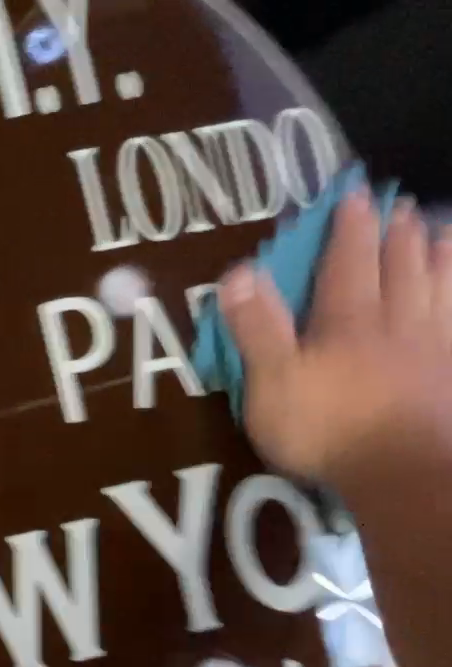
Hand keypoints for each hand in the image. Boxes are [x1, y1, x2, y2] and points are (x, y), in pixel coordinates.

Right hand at [220, 190, 451, 491]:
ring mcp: (435, 347)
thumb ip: (257, 327)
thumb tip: (238, 273)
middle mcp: (398, 324)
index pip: (347, 265)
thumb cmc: (324, 425)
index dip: (348, 230)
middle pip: (402, 269)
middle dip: (398, 235)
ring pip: (442, 288)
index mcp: (347, 325)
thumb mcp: (271, 380)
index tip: (354, 195)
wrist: (402, 468)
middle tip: (399, 206)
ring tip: (442, 230)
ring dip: (441, 255)